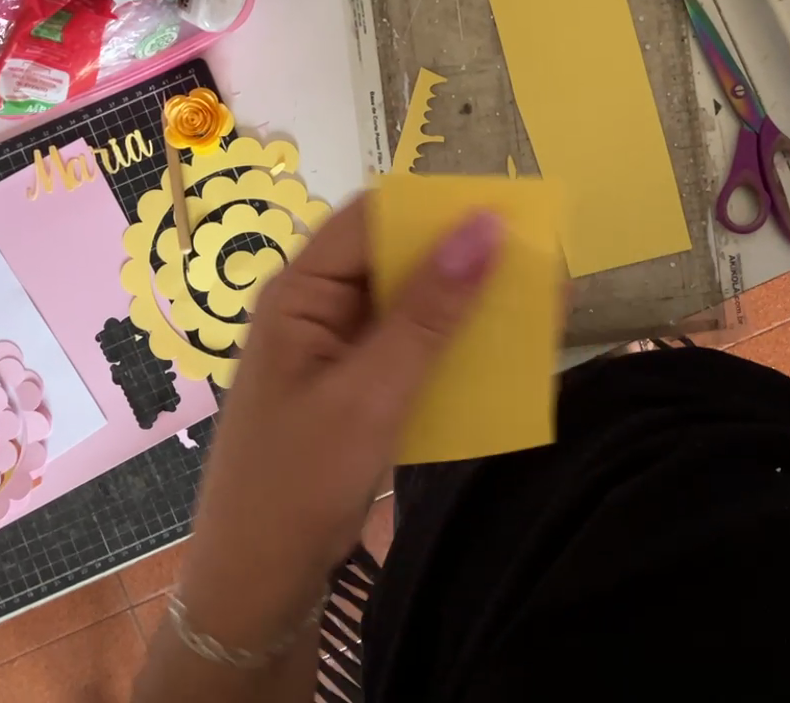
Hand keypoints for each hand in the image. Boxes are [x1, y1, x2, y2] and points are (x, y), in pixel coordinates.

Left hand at [175, 197, 499, 649]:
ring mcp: (337, 345)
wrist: (259, 582)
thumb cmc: (298, 481)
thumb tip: (486, 227)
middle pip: (393, 255)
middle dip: (458, 253)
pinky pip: (409, 343)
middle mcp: (318, 305)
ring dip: (462, 299)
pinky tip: (496, 350)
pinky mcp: (356, 381)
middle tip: (531, 258)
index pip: (372, 218)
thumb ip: (428, 311)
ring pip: (408, 300)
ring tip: (528, 299)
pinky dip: (450, 341)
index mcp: (300, 291)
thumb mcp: (370, 393)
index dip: (435, 207)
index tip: (506, 211)